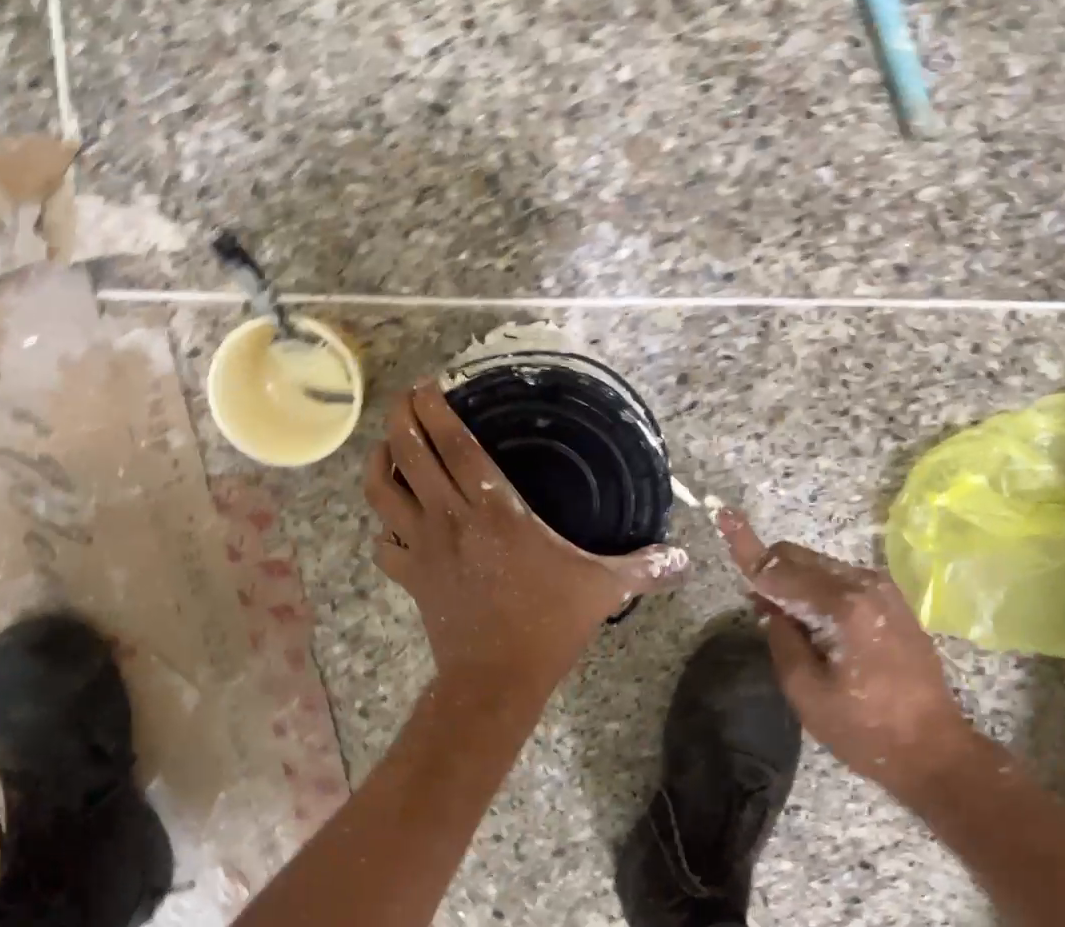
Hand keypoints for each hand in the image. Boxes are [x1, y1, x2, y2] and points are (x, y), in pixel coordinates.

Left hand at [363, 381, 690, 695]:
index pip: (455, 445)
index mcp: (494, 509)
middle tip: (404, 397)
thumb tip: (685, 558)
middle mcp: (449, 518)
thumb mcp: (602, 590)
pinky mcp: (409, 576)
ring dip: (379, 463)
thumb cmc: (546, 625)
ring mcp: (422, 547)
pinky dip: (382, 525)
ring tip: (387, 445)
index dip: (436, 410)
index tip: (426, 384)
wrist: (494, 680)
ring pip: (382, 493)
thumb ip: (642, 567)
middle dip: (401, 417)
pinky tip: (393, 520)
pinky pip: (382, 543)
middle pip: (410, 454)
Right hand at [719, 509, 975, 793]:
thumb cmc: (866, 729)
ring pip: (818, 566)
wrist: (936, 751)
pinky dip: (816, 590)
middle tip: (759, 610)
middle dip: (769, 572)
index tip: (723, 515)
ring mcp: (883, 589)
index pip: (780, 569)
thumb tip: (769, 608)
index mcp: (844, 606)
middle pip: (798, 556)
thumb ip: (780, 638)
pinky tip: (816, 625)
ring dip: (794, 583)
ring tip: (789, 626)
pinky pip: (840, 579)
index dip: (746, 546)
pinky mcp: (892, 600)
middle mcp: (865, 585)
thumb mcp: (806, 691)